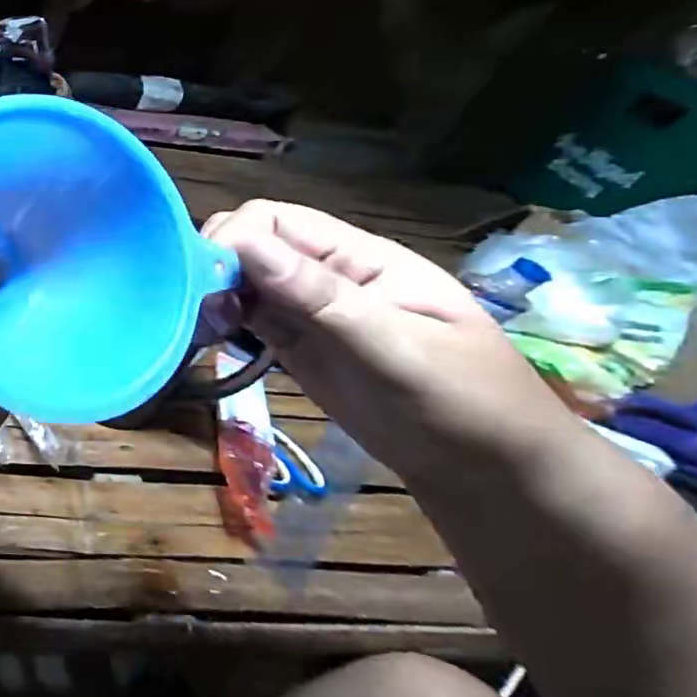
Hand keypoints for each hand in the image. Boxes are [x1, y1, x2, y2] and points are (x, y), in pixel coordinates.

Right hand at [202, 200, 570, 480]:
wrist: (494, 476)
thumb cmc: (464, 405)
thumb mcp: (396, 350)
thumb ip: (319, 298)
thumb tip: (243, 245)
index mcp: (358, 256)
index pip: (272, 220)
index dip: (234, 240)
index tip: (209, 282)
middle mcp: (324, 272)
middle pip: (247, 243)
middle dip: (215, 265)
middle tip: (203, 309)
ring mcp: (306, 308)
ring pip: (237, 278)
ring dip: (210, 294)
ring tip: (203, 329)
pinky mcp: (292, 340)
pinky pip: (243, 315)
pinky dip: (218, 321)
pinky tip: (211, 339)